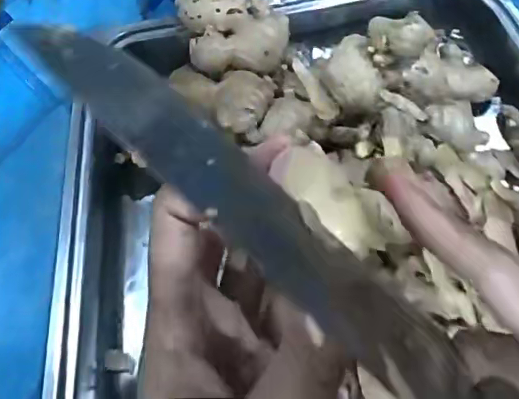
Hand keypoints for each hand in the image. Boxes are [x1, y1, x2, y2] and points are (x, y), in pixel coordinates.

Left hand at [141, 139, 349, 398]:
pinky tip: (342, 256)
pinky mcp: (267, 366)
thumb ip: (303, 362)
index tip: (256, 152)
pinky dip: (311, 283)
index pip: (175, 222)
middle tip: (303, 157)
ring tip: (327, 191)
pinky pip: (288, 310)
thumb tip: (343, 297)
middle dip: (260, 194)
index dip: (205, 178)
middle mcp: (202, 317)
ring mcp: (235, 341)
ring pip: (261, 269)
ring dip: (290, 233)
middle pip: (224, 235)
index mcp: (175, 320)